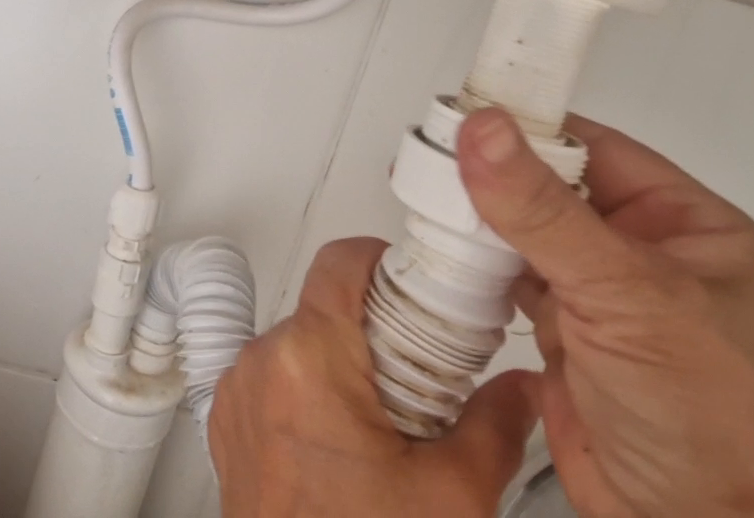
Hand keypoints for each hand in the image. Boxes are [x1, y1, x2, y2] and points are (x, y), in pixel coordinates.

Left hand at [209, 237, 538, 516]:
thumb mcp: (452, 495)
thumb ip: (496, 426)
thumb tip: (526, 384)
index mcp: (308, 359)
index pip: (339, 261)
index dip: (381, 259)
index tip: (416, 289)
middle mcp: (260, 360)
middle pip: (324, 307)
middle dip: (375, 328)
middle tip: (424, 373)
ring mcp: (236, 391)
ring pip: (300, 342)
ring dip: (343, 361)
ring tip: (390, 418)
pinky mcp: (227, 421)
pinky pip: (274, 378)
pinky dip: (310, 389)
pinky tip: (347, 441)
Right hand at [457, 108, 753, 517]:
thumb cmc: (706, 419)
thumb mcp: (627, 297)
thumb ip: (545, 212)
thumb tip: (482, 130)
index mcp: (687, 226)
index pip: (594, 148)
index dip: (529, 126)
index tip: (462, 113)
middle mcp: (642, 251)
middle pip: (550, 186)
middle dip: (490, 175)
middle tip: (425, 158)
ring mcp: (599, 294)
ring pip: (521, 231)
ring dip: (474, 220)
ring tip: (420, 200)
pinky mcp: (561, 330)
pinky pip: (505, 276)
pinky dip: (471, 266)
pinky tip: (440, 254)